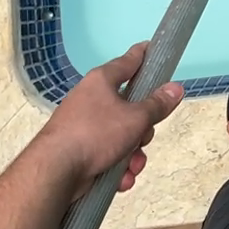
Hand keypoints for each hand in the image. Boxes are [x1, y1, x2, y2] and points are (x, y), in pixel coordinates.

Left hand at [37, 43, 184, 192]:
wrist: (53, 173)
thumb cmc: (96, 134)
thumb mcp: (135, 118)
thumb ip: (157, 104)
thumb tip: (176, 88)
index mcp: (102, 81)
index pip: (128, 60)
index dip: (145, 54)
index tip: (155, 48)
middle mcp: (91, 99)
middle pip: (129, 106)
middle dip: (142, 129)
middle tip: (144, 137)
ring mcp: (83, 125)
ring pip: (120, 135)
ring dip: (132, 153)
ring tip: (132, 167)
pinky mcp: (78, 150)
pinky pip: (107, 153)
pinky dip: (116, 166)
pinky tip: (120, 179)